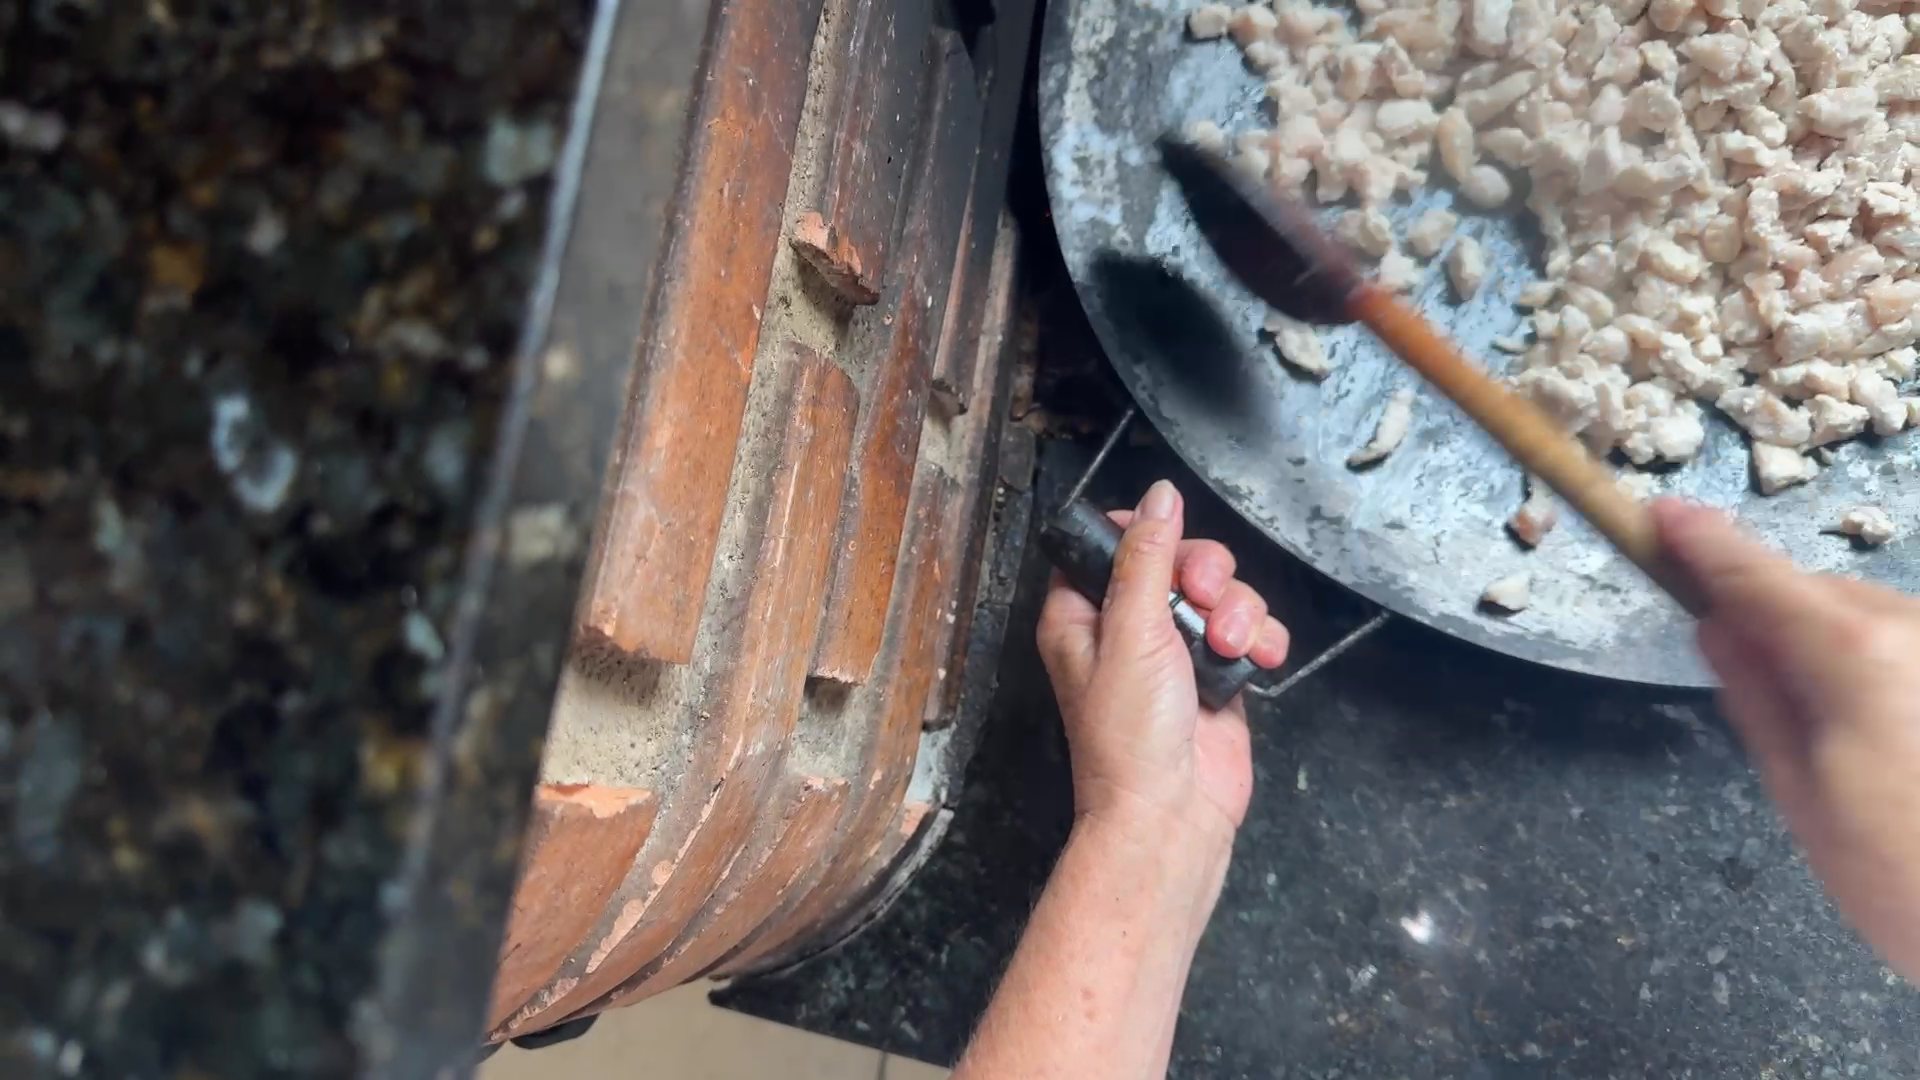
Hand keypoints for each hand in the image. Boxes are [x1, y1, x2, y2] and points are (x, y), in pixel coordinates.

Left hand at [1036, 480, 1288, 843]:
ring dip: (1236, 609)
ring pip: (1219, 590)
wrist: (1174, 814)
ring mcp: (1173, 646)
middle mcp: (1126, 623)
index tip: (1168, 539)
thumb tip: (1159, 494)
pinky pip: (1246, 627)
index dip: (1140, 532)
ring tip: (1228, 645)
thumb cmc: (1130, 730)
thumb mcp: (1132, 632)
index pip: (1107, 544)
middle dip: (1203, 571)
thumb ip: (1148, 559)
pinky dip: (1260, 636)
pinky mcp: (1215, 669)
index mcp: (1082, 612)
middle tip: (1206, 598)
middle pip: (1173, 558)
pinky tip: (1260, 656)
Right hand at [1656, 499, 1919, 979]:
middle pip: (1823, 595)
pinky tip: (1890, 728)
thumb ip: (1757, 698)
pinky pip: (1915, 647)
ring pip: (1878, 619)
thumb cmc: (1913, 882)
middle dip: (1771, 608)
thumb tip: (1719, 629)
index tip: (1662, 510)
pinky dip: (1881, 662)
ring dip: (1832, 638)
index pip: (1758, 579)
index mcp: (1857, 657)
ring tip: (1830, 717)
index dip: (1704, 542)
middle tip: (1731, 653)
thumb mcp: (1800, 793)